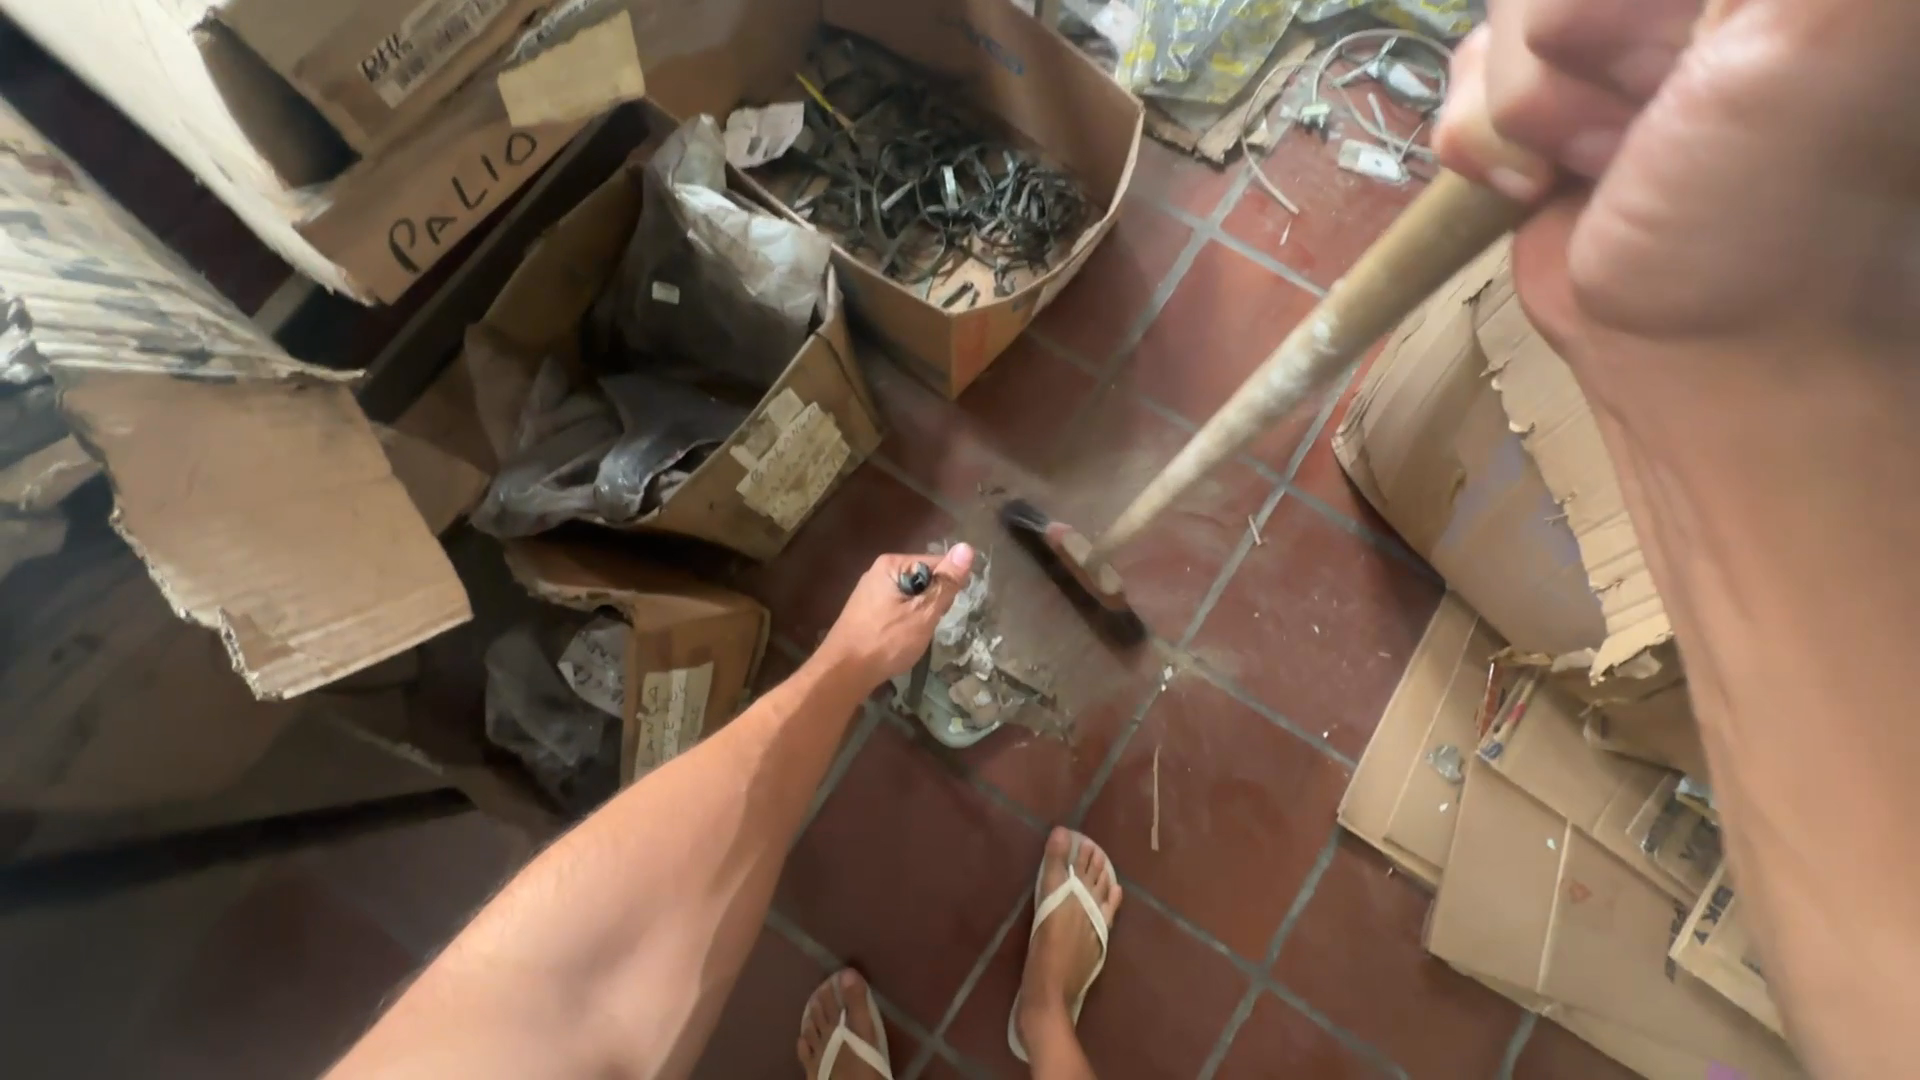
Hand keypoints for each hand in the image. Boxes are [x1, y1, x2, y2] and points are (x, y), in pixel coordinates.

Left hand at [815, 544, 976, 689]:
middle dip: (932, 603)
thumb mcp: (923, 612)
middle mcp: (879, 571)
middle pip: (924, 580)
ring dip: (919, 615)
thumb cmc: (886, 641)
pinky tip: (900, 639)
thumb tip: (967, 547)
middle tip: (925, 626)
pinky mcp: (866, 611)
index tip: (942, 612)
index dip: (946, 588)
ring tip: (913, 636)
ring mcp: (870, 592)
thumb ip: (946, 582)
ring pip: (911, 597)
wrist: (842, 672)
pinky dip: (904, 622)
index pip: (937, 564)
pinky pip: (897, 608)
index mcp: (892, 564)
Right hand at [1433, 0, 1919, 402]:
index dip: (1612, 16)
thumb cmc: (1765, 194)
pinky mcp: (1532, 103)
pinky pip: (1455, 91)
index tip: (1682, 58)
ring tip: (1607, 153)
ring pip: (1497, 24)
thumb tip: (1705, 8)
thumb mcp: (1824, 32)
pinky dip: (1481, 148)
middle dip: (1589, 38)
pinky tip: (1544, 179)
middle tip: (1664, 98)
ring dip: (1534, 106)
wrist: (1680, 330)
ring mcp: (1601, 36)